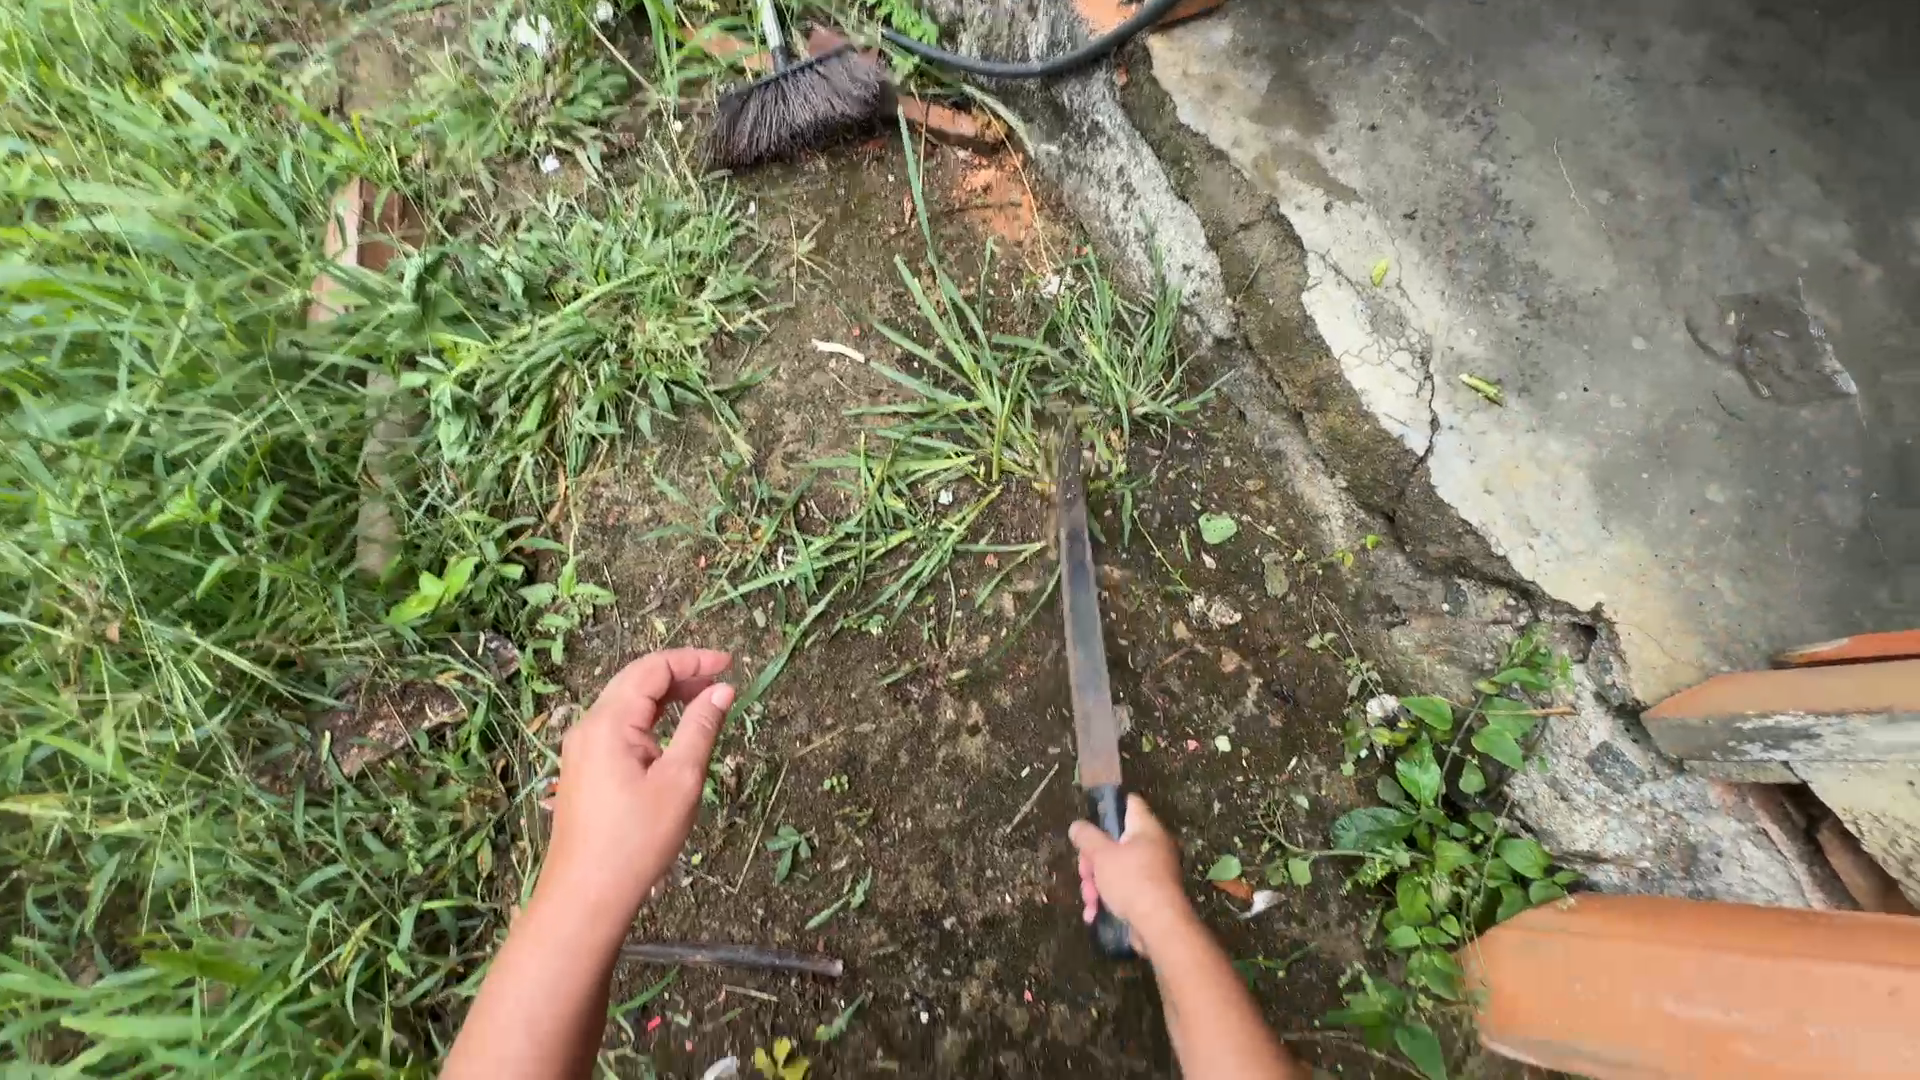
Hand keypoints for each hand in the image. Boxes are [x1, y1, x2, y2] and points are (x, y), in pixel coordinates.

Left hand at [537, 648, 735, 928]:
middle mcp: (589, 726)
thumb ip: (701, 726)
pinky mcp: (585, 767)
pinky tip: (676, 728)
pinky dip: (653, 715)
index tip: (731, 663)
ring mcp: (583, 747)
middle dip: (681, 672)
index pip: (653, 669)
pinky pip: (621, 723)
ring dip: (668, 693)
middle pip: (637, 679)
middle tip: (722, 678)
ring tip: (707, 698)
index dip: (693, 660)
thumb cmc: (638, 838)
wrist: (585, 897)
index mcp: (609, 722)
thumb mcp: (681, 779)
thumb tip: (723, 689)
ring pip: (628, 701)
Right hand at [1068, 795, 1192, 953]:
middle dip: (1093, 860)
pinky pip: (1124, 889)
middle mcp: (1153, 846)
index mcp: (1146, 828)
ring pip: (1115, 868)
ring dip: (1096, 884)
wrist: (1160, 927)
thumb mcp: (1101, 854)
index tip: (1090, 823)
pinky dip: (1108, 899)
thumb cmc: (1131, 881)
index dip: (1109, 807)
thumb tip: (1077, 826)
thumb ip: (1086, 837)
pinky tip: (1094, 914)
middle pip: (1114, 841)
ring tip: (1090, 900)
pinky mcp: (1150, 896)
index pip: (1129, 803)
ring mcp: (1153, 873)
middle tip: (1085, 873)